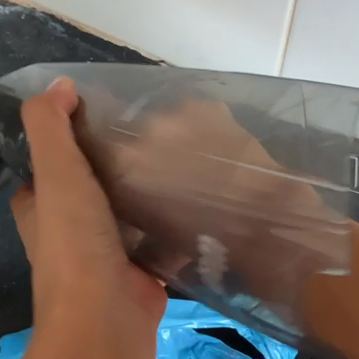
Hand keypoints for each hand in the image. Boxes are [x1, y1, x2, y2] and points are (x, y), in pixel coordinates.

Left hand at [10, 79, 166, 358]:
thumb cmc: (75, 244)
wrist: (107, 319)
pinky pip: (162, 241)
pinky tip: (201, 200)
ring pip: (128, 214)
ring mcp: (109, 256)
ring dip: (148, 194)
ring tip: (180, 156)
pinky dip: (178, 225)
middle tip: (151, 131)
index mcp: (41, 210)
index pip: (47, 167)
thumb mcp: (56, 173)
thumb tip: (58, 85)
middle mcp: (71, 234)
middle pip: (92, 188)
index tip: (98, 111)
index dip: (64, 139)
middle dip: (115, 165)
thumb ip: (51, 127)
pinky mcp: (145, 273)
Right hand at [90, 93, 350, 314]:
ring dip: (163, 139)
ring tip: (185, 165)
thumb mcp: (156, 244)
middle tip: (152, 176)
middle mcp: (141, 132)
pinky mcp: (209, 107)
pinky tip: (209, 153)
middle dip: (131, 151)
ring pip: (156, 122)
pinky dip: (194, 132)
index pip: (86, 145)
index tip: (100, 168)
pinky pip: (189, 116)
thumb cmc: (210, 251)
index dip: (93, 156)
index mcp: (121, 167)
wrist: (271, 229)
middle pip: (121, 132)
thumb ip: (130, 221)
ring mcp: (177, 114)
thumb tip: (124, 211)